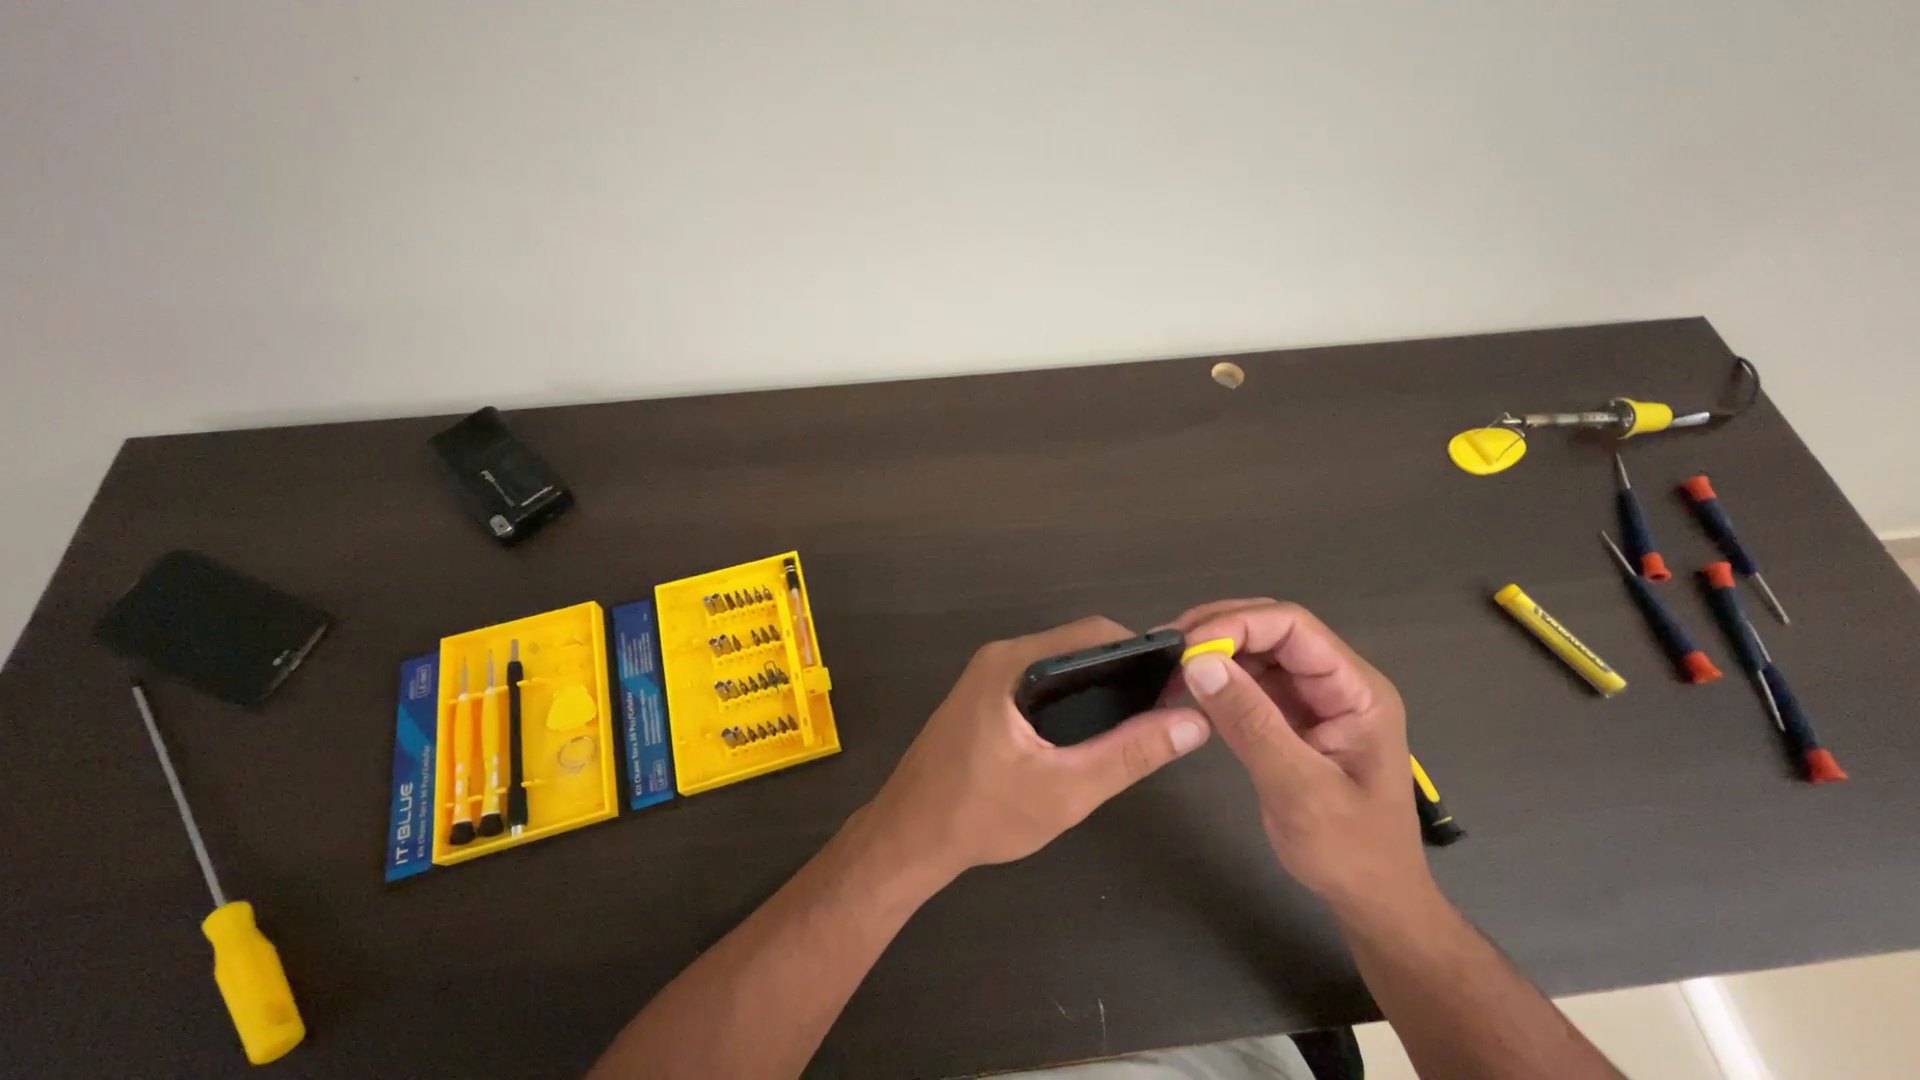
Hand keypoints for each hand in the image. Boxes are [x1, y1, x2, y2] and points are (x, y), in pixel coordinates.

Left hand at [866, 616, 1210, 882]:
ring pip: (1060, 668)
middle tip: (1163, 711)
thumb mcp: (1066, 790)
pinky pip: (1041, 685)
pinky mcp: (984, 700)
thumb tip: (1192, 721)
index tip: (1178, 684)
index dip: (1143, 653)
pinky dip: (1072, 701)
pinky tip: (1090, 736)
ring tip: (1137, 725)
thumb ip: (1129, 754)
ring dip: (1098, 688)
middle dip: (1125, 673)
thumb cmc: (982, 814)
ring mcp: (988, 678)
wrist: (907, 839)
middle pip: (1078, 647)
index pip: (1095, 634)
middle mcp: (1000, 658)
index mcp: (1015, 664)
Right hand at [1167, 600, 1430, 911]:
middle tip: (1166, 648)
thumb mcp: (1298, 789)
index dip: (1237, 625)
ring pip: (1257, 653)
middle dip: (1218, 630)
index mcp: (1356, 690)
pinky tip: (1184, 691)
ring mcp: (1313, 701)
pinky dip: (1216, 682)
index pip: (1293, 626)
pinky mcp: (1291, 720)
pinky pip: (1250, 684)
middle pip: (1273, 629)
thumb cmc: (1350, 851)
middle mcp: (1335, 683)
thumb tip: (1197, 662)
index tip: (1185, 649)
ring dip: (1212, 653)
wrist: (1373, 901)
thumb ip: (1251, 723)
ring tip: (1167, 668)